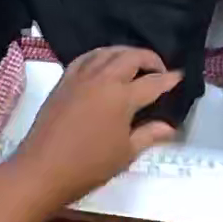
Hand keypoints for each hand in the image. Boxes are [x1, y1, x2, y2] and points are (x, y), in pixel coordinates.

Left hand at [0, 47, 180, 216]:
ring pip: (107, 52)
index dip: (169, 79)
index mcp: (122, 97)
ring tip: (135, 63)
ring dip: (125, 52)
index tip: (180, 76)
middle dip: (150, 59)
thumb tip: (170, 126)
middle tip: (159, 69)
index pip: (153, 82)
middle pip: (131, 57)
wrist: (42, 169)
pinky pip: (86, 58)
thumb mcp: (125, 153)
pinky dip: (100, 55)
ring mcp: (80, 77)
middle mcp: (103, 79)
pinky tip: (104, 62)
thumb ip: (148, 134)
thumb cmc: (88, 166)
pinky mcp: (64, 80)